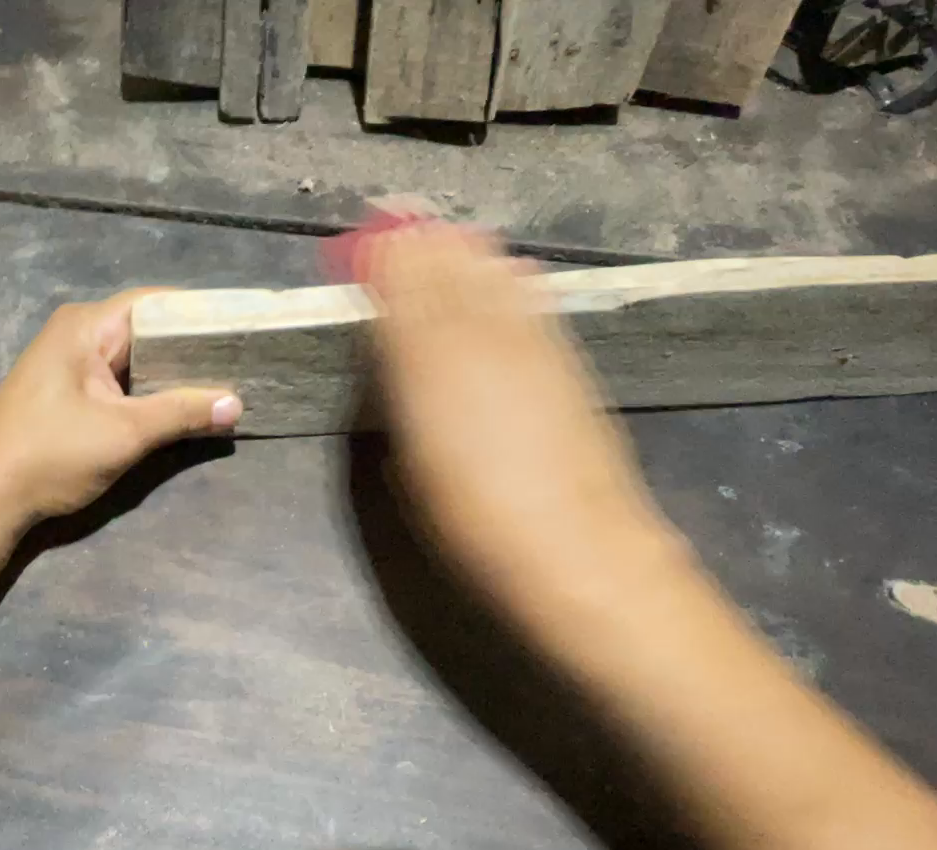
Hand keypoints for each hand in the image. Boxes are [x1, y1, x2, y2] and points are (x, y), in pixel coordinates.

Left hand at [0, 289, 241, 527]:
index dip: (199, 313)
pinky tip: (182, 407)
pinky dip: (151, 393)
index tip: (242, 327)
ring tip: (224, 382)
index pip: (154, 303)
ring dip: (173, 374)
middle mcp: (77, 336)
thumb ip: (181, 414)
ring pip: (135, 359)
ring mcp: (70, 366)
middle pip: (146, 330)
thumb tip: (235, 404)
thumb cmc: (51, 454)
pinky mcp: (69, 395)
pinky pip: (121, 382)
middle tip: (242, 359)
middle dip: (191, 347)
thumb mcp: (124, 434)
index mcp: (85, 327)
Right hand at [362, 225, 686, 620]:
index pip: (400, 286)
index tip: (363, 235)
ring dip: (462, 250)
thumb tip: (387, 350)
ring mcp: (529, 341)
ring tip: (446, 233)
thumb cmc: (467, 519)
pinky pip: (531, 297)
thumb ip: (394, 397)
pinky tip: (505, 267)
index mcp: (424, 362)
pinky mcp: (566, 358)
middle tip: (398, 217)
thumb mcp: (407, 463)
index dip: (382, 257)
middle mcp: (477, 335)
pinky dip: (508, 275)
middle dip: (418, 240)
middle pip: (445, 268)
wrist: (572, 545)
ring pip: (490, 272)